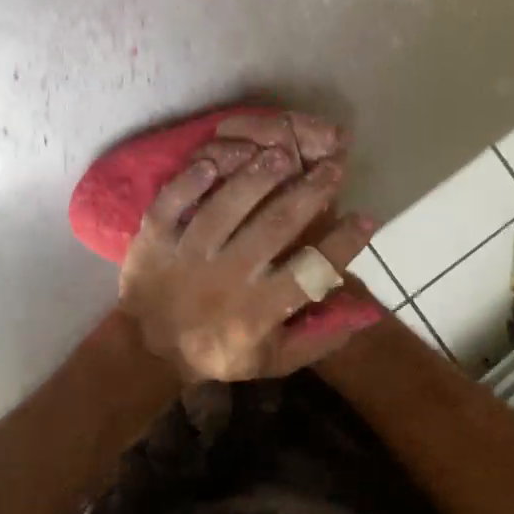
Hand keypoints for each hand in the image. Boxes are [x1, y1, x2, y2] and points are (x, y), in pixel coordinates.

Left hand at [117, 114, 373, 381]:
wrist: (148, 348)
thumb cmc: (218, 350)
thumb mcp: (272, 360)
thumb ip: (318, 338)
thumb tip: (364, 311)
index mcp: (258, 310)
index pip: (309, 272)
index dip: (342, 245)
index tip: (365, 218)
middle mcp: (225, 276)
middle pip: (273, 227)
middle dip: (308, 193)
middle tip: (333, 167)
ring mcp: (187, 252)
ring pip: (225, 207)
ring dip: (256, 178)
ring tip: (283, 154)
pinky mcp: (155, 236)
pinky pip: (173, 202)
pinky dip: (191, 181)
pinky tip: (214, 162)